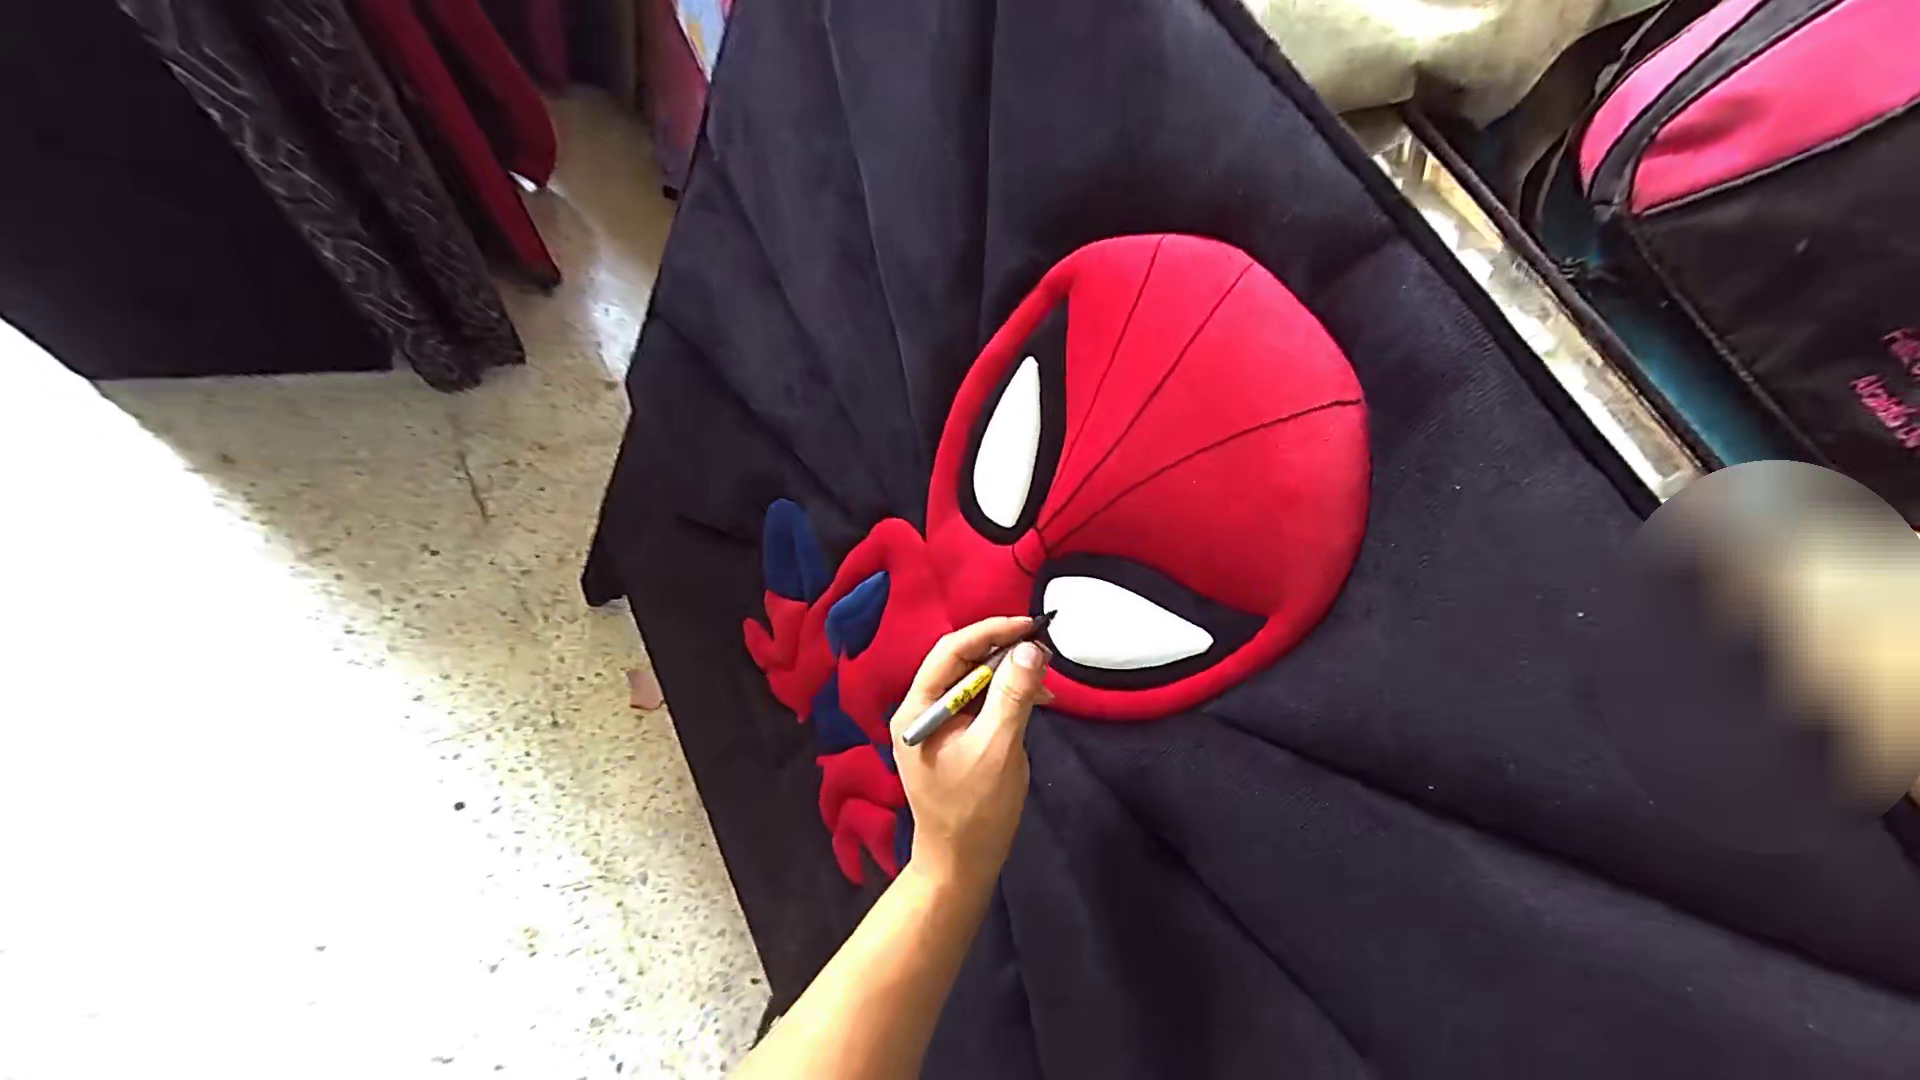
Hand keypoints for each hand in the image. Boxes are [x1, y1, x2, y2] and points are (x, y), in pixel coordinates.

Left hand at [889, 617, 1051, 891]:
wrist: (961, 865)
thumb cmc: (975, 810)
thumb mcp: (999, 748)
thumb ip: (1014, 695)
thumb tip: (1031, 648)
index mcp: (917, 708)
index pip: (951, 652)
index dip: (991, 632)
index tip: (1029, 626)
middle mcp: (921, 709)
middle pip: (962, 663)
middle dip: (1003, 653)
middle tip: (1042, 651)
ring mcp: (937, 723)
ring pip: (975, 681)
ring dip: (1010, 676)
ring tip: (1045, 681)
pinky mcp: (954, 736)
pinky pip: (981, 703)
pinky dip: (1008, 697)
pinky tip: (1035, 701)